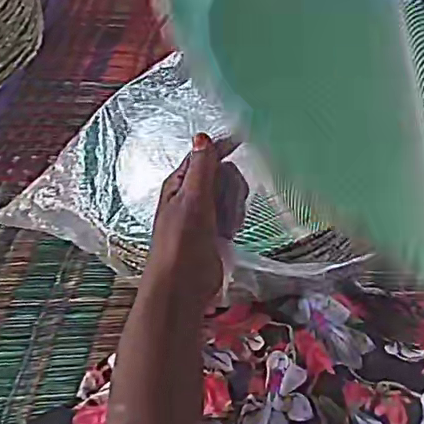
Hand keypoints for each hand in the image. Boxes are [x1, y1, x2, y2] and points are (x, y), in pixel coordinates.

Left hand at [145, 133, 247, 311]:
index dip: (222, 148)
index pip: (204, 156)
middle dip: (230, 187)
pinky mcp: (216, 229)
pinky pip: (233, 211)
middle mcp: (191, 195)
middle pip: (223, 174)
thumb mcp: (192, 201)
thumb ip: (201, 168)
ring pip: (231, 193)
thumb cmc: (181, 244)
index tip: (244, 141)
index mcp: (180, 184)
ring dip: (234, 206)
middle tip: (224, 205)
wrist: (182, 286)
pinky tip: (229, 232)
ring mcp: (205, 213)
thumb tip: (202, 136)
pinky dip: (235, 218)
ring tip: (225, 224)